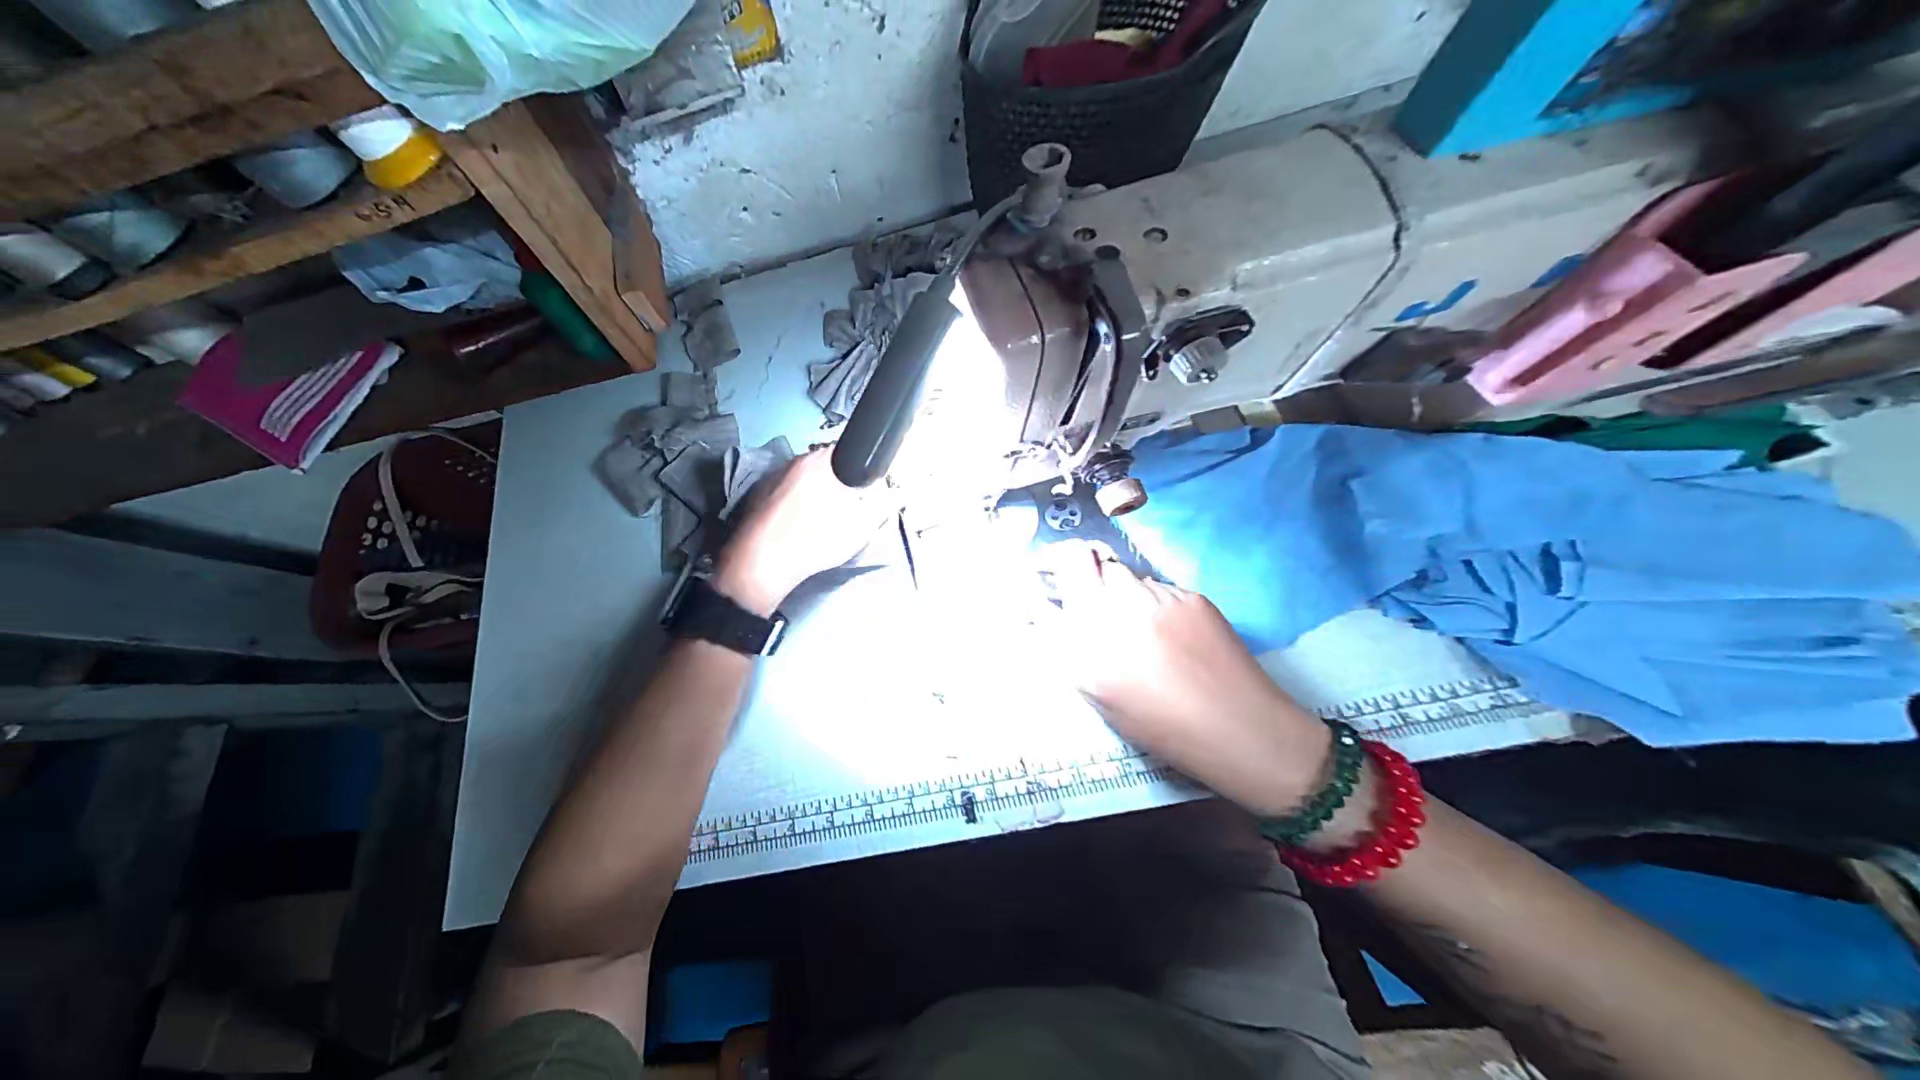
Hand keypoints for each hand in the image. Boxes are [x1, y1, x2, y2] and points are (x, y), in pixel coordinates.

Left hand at [714, 448, 894, 615]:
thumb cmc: (815, 540)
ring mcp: (770, 479)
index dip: (859, 471)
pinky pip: (783, 497)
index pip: (848, 452)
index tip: (863, 492)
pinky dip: (792, 508)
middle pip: (823, 468)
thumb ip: (884, 505)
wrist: (763, 564)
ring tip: (818, 525)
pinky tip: (796, 531)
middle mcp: (792, 462)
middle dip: (836, 485)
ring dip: (812, 497)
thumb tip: (898, 494)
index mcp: (820, 460)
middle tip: (845, 511)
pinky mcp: (755, 499)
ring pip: (801, 483)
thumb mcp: (862, 526)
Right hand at [1038, 541, 1333, 817]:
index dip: (1046, 574)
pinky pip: (1157, 586)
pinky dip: (1155, 602)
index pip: (1048, 586)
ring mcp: (1153, 597)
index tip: (1047, 579)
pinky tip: (1174, 633)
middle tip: (1087, 586)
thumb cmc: (1162, 727)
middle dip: (1077, 567)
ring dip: (1119, 589)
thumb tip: (1053, 615)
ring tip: (1140, 625)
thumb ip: (1072, 651)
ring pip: (1122, 573)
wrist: (1240, 729)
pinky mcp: (1188, 594)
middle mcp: (1112, 611)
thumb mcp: (1101, 696)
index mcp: (1083, 645)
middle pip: (1080, 558)